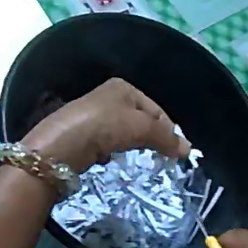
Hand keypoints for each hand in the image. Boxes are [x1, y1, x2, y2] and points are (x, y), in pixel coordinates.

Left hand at [20, 78, 188, 172]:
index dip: (169, 131)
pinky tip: (111, 160)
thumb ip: (167, 138)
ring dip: (133, 147)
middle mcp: (108, 97)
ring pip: (125, 134)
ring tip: (137, 160)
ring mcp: (94, 116)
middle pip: (141, 121)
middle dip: (152, 139)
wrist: (59, 146)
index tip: (177, 153)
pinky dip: (113, 152)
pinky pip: (108, 144)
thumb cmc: (104, 127)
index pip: (157, 110)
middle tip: (161, 159)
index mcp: (124, 87)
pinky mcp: (83, 135)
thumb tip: (189, 150)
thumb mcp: (141, 128)